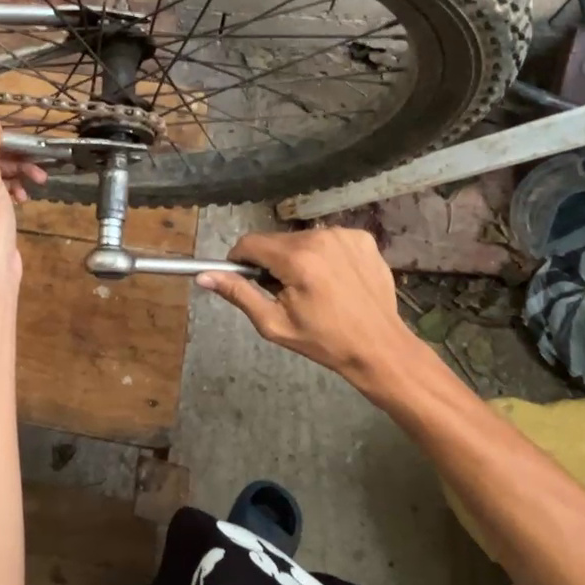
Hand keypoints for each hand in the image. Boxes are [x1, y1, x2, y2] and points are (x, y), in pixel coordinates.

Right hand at [195, 228, 423, 380]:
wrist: (380, 348)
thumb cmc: (324, 341)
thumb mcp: (274, 323)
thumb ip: (238, 294)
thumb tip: (203, 275)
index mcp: (297, 259)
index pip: (249, 243)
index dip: (241, 261)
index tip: (250, 281)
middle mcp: (320, 237)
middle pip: (276, 241)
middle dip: (273, 262)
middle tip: (287, 294)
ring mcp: (345, 235)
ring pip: (301, 239)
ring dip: (298, 258)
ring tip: (314, 288)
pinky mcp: (363, 239)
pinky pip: (327, 239)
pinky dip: (324, 255)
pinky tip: (335, 280)